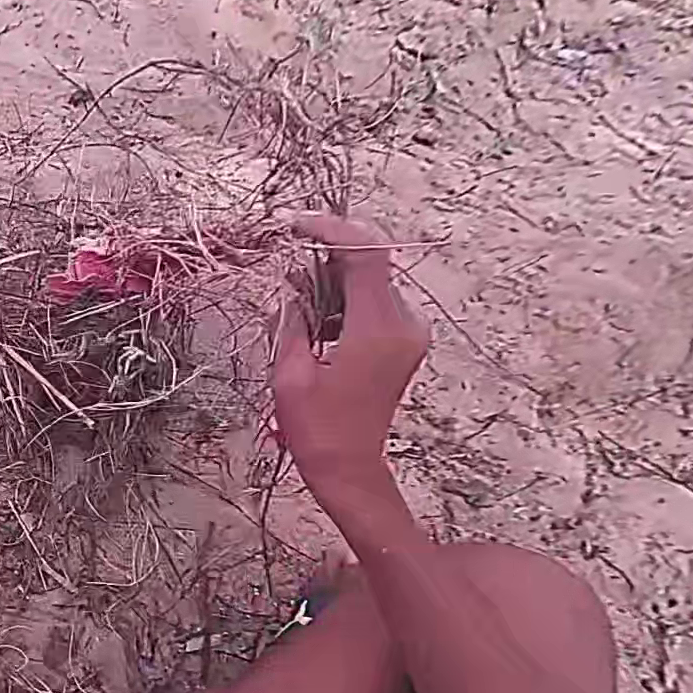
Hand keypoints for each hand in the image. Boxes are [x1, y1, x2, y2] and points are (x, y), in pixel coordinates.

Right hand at [272, 214, 427, 478]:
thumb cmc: (316, 427)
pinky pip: (372, 305)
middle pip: (370, 265)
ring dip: (331, 282)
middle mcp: (404, 325)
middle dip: (325, 258)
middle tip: (285, 265)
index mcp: (378, 329)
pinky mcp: (401, 344)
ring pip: (369, 284)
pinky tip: (313, 321)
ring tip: (293, 302)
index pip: (365, 256)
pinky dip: (342, 301)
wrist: (348, 467)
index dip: (330, 231)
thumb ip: (291, 320)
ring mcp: (407, 334)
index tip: (296, 225)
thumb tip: (287, 285)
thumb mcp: (291, 371)